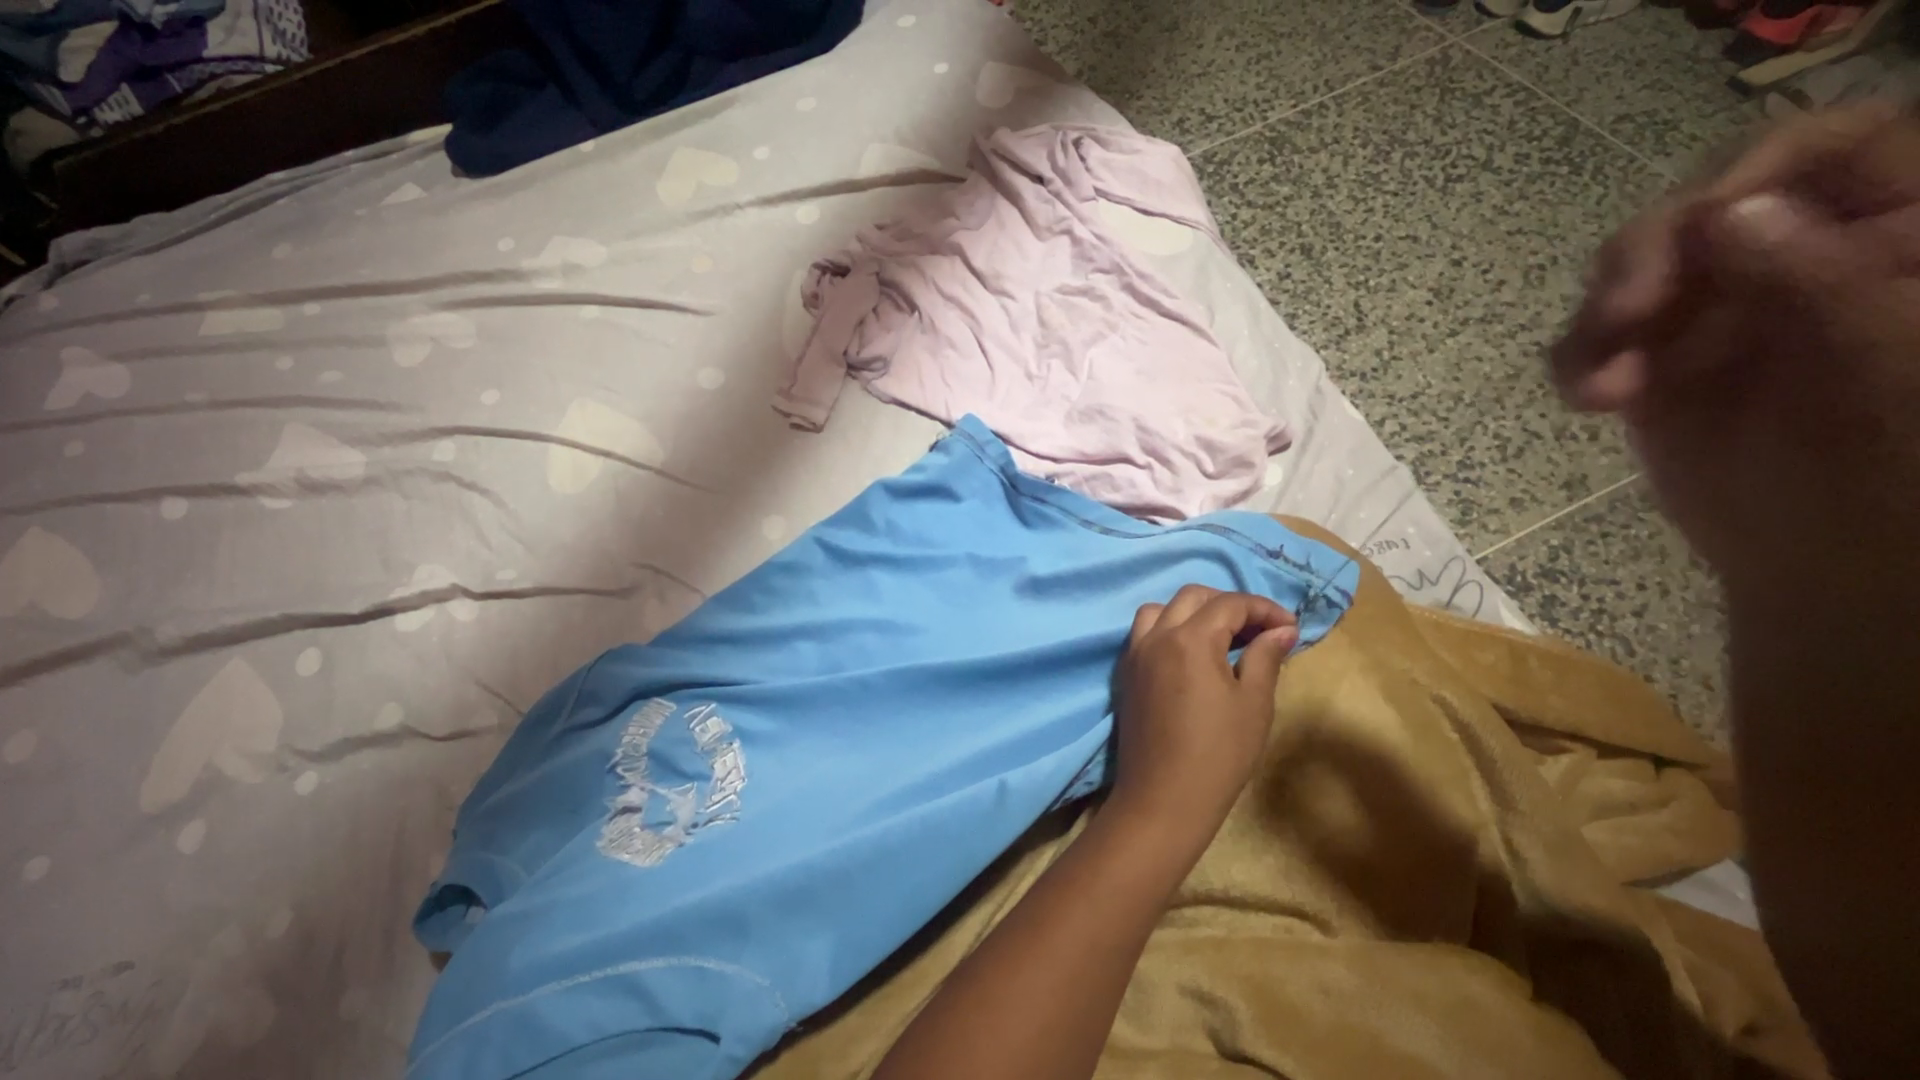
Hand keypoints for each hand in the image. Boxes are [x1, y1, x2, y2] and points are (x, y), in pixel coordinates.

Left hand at [1109, 585, 1297, 840]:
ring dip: (1193, 612)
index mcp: (1190, 639)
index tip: (1290, 627)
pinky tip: (1191, 655)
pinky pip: (1144, 633)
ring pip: (1161, 610)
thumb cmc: (1219, 754)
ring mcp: (1135, 654)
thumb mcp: (1254, 704)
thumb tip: (1281, 629)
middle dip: (1229, 605)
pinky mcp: (1125, 674)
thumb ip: (1266, 657)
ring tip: (1221, 637)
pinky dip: (1168, 629)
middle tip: (1259, 630)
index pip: (1230, 604)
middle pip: (1193, 597)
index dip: (1264, 609)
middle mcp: (1156, 636)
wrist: (1163, 798)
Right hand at [1549, 106, 1919, 593]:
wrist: (1820, 564)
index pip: (1834, 148)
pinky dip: (1578, 362)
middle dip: (1650, 257)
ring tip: (1601, 388)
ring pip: (1632, 268)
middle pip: (1705, 205)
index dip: (1766, 164)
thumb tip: (1732, 210)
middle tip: (1623, 313)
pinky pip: (1593, 335)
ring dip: (1602, 321)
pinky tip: (1591, 402)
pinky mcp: (1652, 358)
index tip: (1709, 219)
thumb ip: (1823, 280)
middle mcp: (1797, 254)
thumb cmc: (1892, 469)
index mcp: (1889, 233)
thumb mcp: (1885, 363)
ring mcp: (1716, 307)